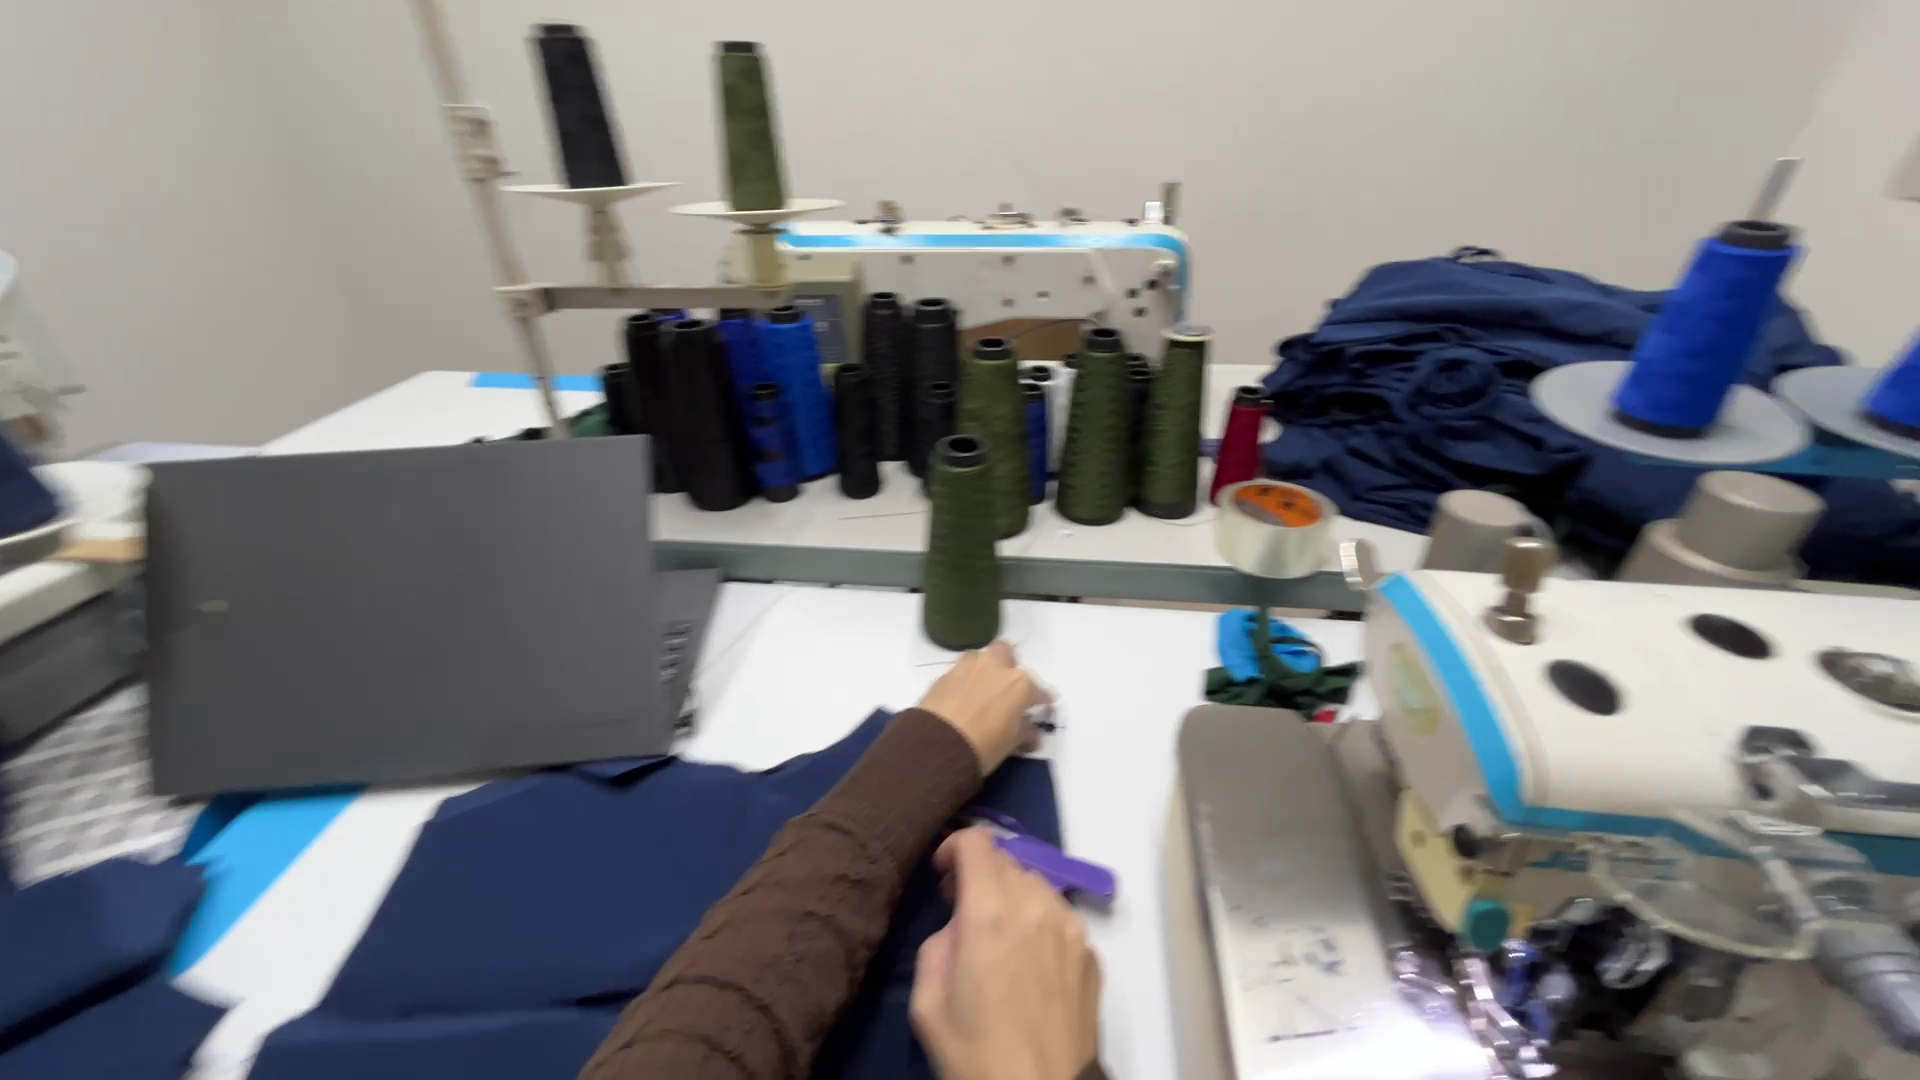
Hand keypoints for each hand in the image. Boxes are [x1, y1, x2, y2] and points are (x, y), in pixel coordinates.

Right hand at [910, 828, 1100, 1079]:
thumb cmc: (976, 1054)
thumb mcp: (928, 1001)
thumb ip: (939, 942)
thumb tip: (959, 924)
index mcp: (989, 911)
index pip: (977, 842)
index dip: (954, 847)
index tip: (944, 875)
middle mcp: (1034, 904)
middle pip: (1005, 860)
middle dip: (981, 875)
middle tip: (966, 912)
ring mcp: (1069, 926)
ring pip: (1035, 883)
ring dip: (1012, 895)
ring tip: (1001, 937)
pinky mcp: (1090, 951)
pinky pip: (1059, 915)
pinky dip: (1039, 921)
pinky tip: (1031, 962)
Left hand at [916, 641, 1050, 773]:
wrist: (938, 744)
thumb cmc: (984, 745)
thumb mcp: (1011, 743)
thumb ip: (1025, 732)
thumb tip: (1031, 732)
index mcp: (1019, 683)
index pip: (1037, 690)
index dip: (1041, 699)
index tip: (1042, 706)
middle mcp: (994, 667)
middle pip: (1005, 653)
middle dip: (1008, 666)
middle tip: (1006, 687)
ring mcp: (967, 667)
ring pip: (979, 657)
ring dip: (983, 669)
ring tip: (981, 690)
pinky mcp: (944, 675)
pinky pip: (959, 672)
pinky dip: (964, 681)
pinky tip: (961, 698)